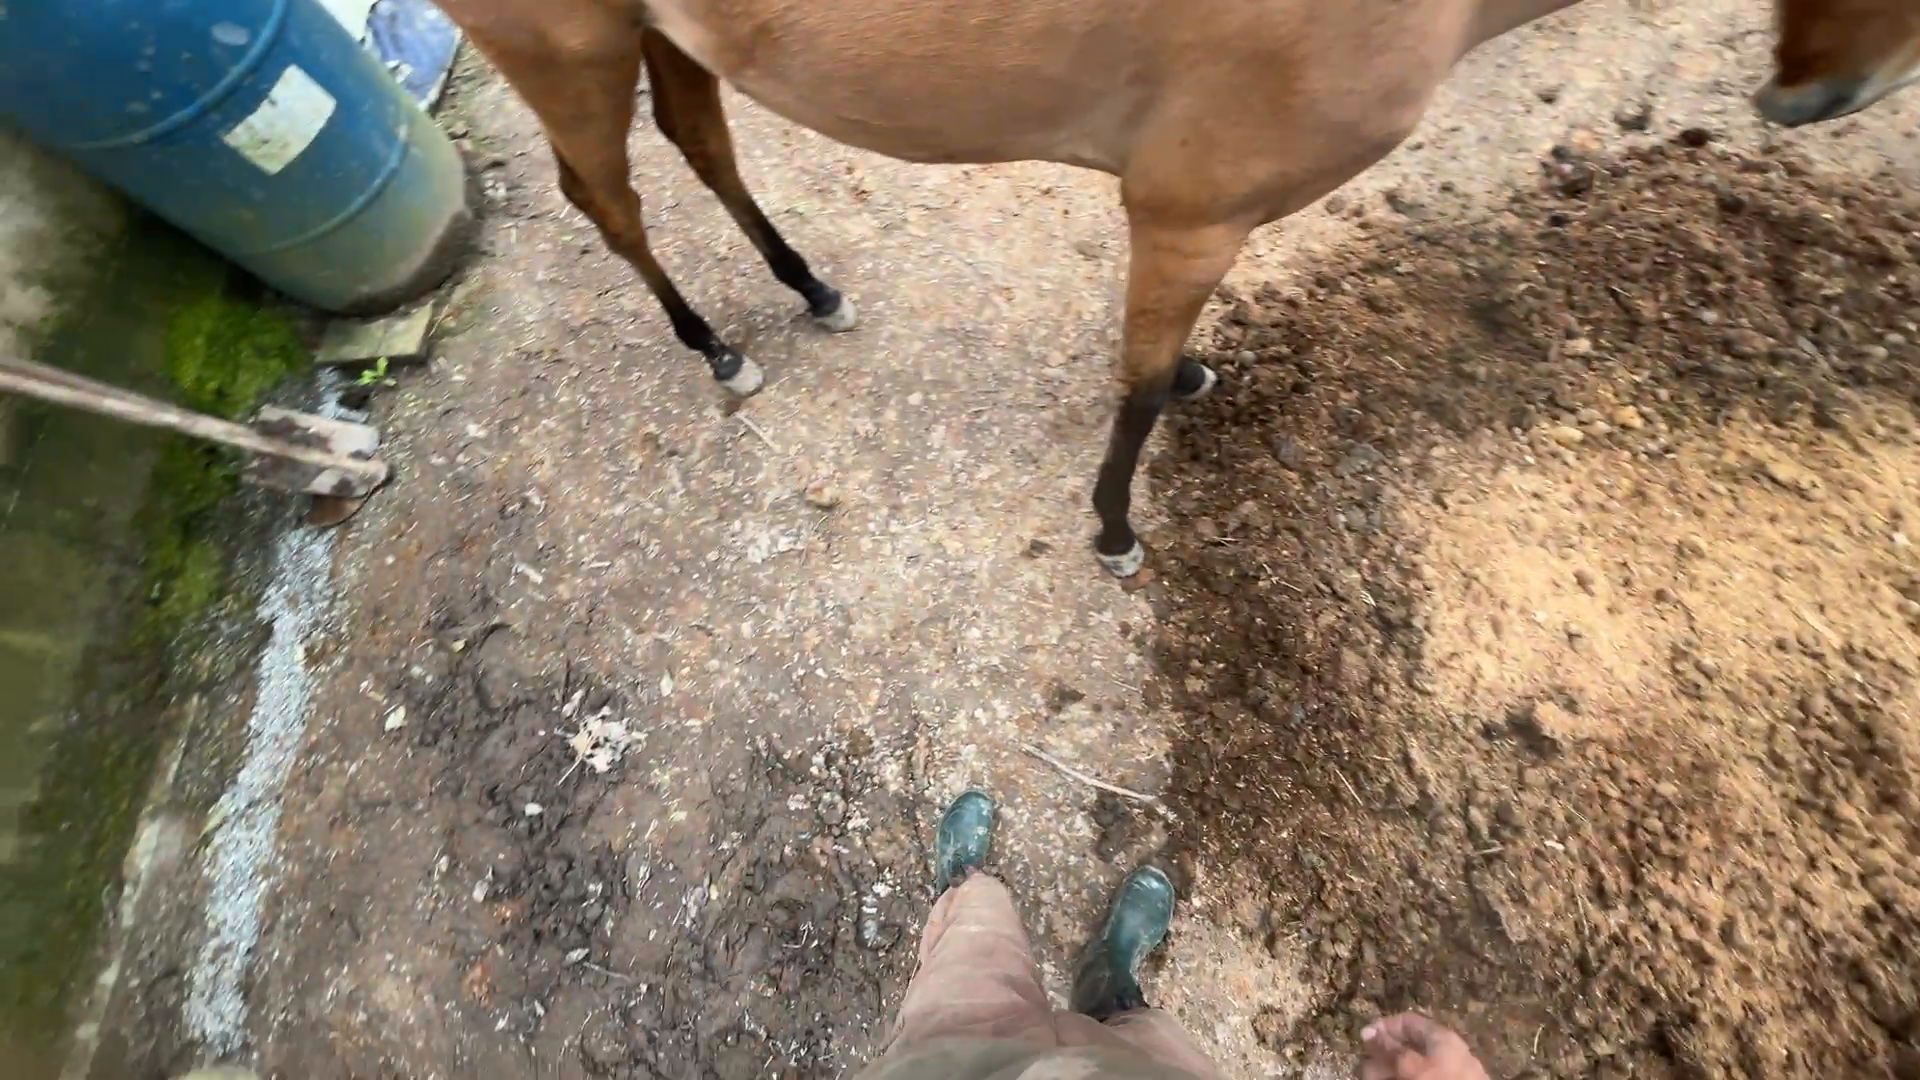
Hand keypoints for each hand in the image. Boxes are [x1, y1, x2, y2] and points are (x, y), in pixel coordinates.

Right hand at [1359, 1012, 1489, 1079]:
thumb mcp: (1410, 1066)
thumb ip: (1388, 1048)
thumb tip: (1369, 1032)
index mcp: (1443, 1038)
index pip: (1407, 1021)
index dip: (1383, 1027)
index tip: (1364, 1040)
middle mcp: (1451, 1053)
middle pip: (1410, 1047)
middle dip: (1384, 1057)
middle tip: (1366, 1069)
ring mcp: (1456, 1075)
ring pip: (1416, 1067)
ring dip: (1391, 1071)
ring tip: (1372, 1078)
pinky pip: (1428, 1077)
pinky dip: (1407, 1079)